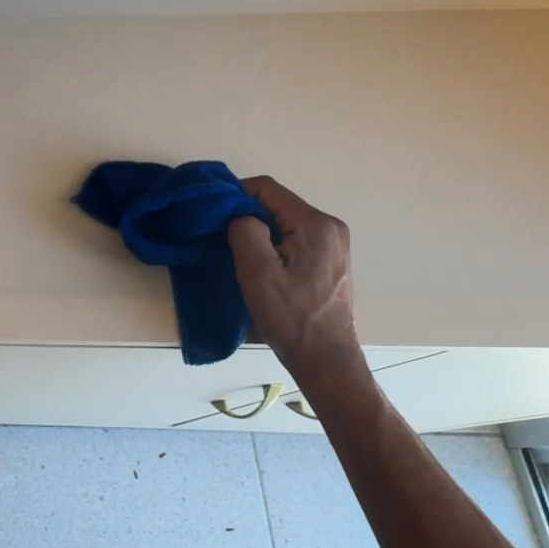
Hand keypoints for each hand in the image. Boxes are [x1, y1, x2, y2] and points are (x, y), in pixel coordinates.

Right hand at [227, 176, 361, 381]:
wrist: (326, 359)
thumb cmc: (290, 317)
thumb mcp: (257, 272)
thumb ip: (245, 230)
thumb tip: (240, 215)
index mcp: (315, 224)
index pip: (266, 188)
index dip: (235, 195)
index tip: (214, 217)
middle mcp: (330, 226)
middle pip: (276, 203)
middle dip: (247, 215)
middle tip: (225, 239)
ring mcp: (333, 243)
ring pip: (283, 220)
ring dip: (259, 231)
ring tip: (242, 255)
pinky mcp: (329, 259)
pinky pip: (293, 236)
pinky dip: (273, 243)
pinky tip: (263, 266)